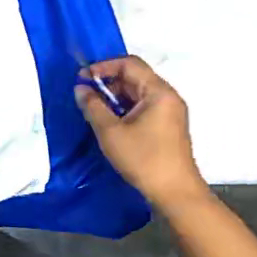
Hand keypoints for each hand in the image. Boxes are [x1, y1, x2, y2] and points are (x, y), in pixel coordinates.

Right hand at [75, 55, 209, 205]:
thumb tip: (81, 88)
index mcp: (158, 92)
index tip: (83, 79)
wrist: (175, 192)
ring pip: (137, 93)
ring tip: (94, 110)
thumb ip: (93, 106)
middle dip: (108, 82)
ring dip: (115, 97)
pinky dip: (125, 108)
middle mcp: (167, 96)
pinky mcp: (167, 125)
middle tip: (85, 95)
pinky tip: (110, 122)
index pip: (129, 64)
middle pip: (134, 77)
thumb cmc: (143, 158)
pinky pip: (143, 107)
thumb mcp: (110, 132)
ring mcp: (170, 111)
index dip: (103, 66)